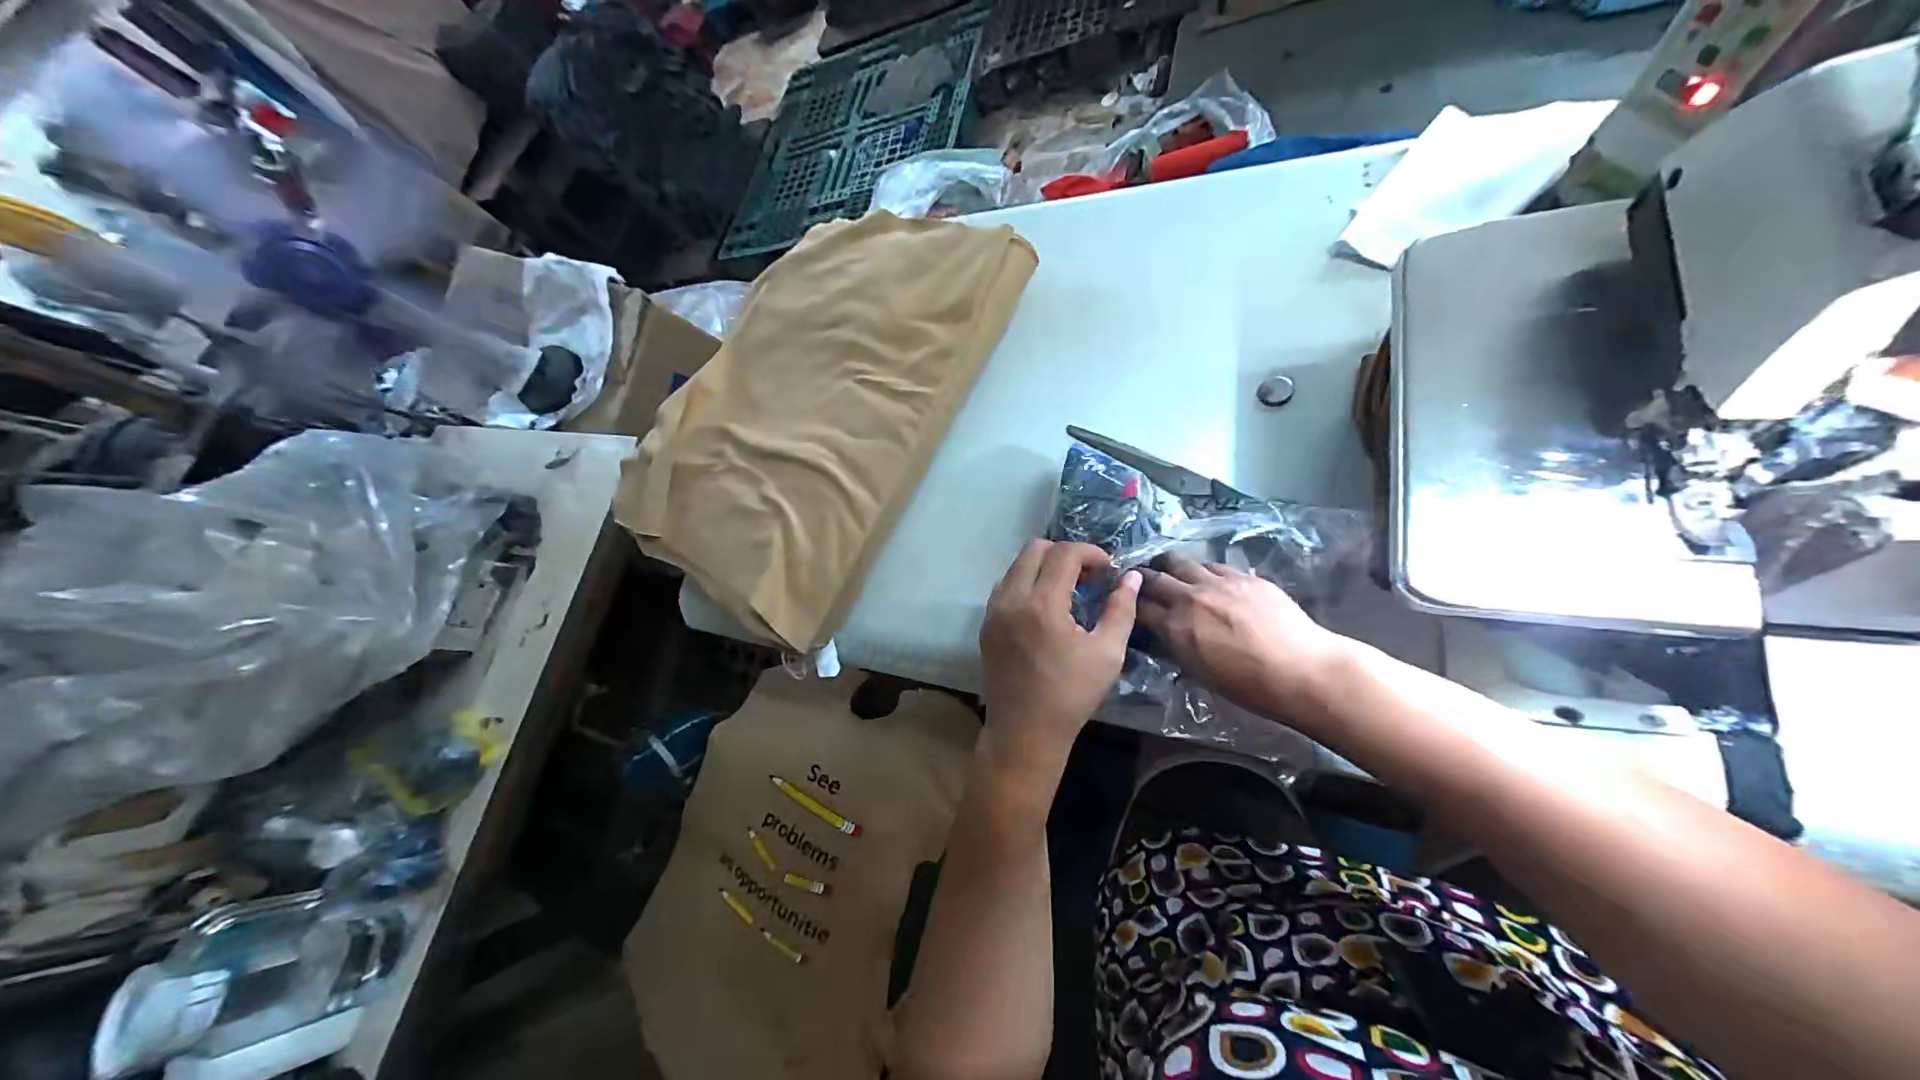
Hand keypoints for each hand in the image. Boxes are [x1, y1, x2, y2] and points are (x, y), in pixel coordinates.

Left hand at [979, 540, 1139, 759]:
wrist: (1025, 731)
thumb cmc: (1071, 695)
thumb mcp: (1107, 653)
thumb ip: (1121, 609)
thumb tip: (1132, 578)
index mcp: (1042, 604)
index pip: (1064, 553)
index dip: (1091, 553)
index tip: (1108, 571)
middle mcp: (1011, 599)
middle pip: (1035, 548)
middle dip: (1065, 554)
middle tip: (1087, 578)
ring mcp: (993, 611)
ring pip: (1016, 565)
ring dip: (1043, 567)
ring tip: (1067, 592)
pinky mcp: (986, 624)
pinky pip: (1005, 586)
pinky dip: (1026, 583)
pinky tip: (1045, 608)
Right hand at [1135, 554, 1351, 720]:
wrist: (1302, 670)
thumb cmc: (1250, 687)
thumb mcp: (1200, 673)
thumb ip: (1179, 648)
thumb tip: (1169, 637)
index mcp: (1175, 628)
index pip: (1138, 607)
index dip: (1128, 603)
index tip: (1126, 602)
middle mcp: (1190, 598)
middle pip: (1153, 578)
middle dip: (1141, 578)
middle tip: (1139, 579)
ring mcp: (1218, 583)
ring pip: (1181, 561)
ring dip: (1169, 565)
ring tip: (1168, 568)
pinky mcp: (1244, 576)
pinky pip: (1214, 565)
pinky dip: (1203, 569)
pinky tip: (1208, 576)